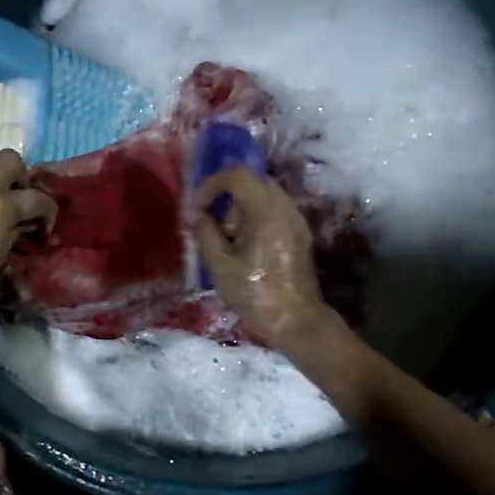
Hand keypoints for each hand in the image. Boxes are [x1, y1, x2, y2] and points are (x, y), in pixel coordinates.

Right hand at [193, 168, 345, 350]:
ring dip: (239, 209)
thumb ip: (205, 233)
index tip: (197, 209)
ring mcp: (295, 220)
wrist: (294, 319)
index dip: (211, 185)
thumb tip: (196, 215)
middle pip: (252, 182)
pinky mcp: (298, 233)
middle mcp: (285, 208)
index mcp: (266, 212)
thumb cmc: (254, 294)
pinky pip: (272, 211)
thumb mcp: (220, 265)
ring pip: (262, 196)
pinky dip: (253, 218)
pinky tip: (243, 246)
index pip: (238, 175)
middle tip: (210, 224)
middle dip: (225, 197)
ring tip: (226, 239)